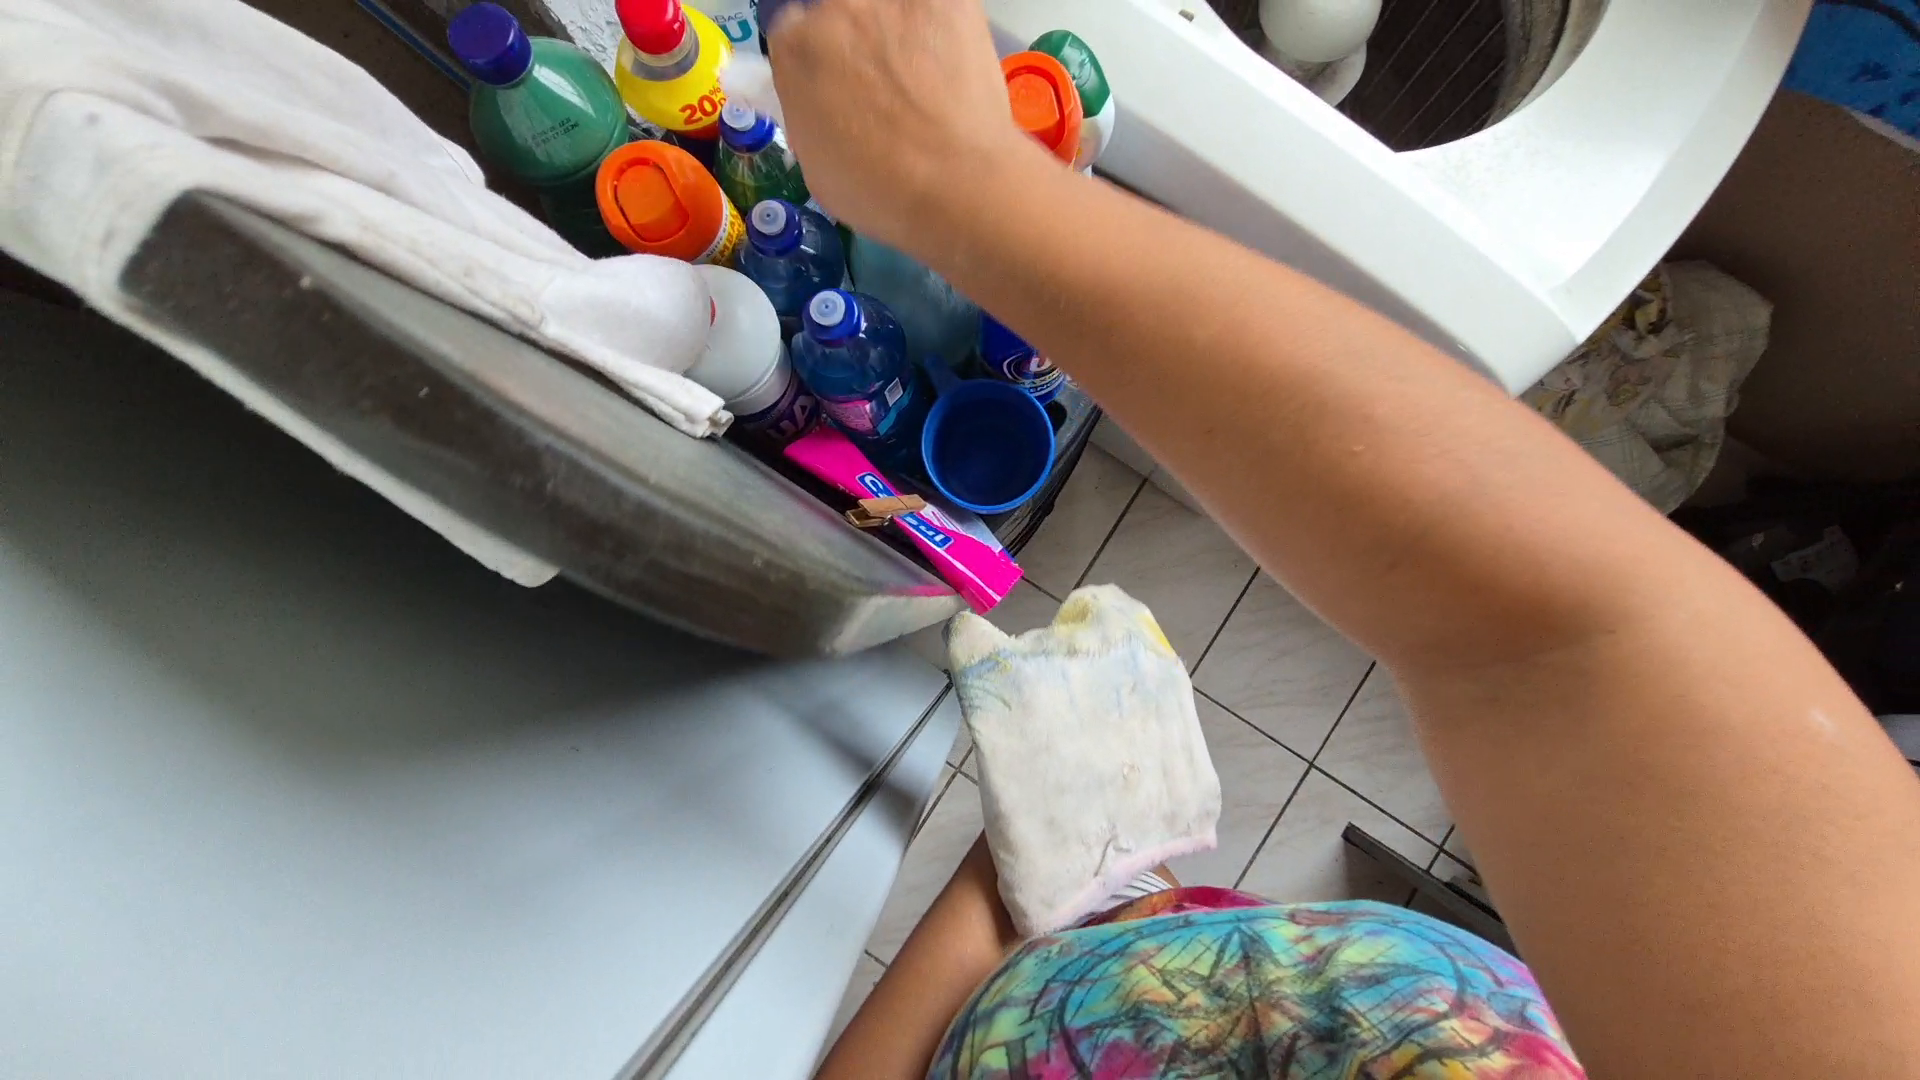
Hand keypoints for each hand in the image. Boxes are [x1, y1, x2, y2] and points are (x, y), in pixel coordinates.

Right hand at [764, 0, 1035, 253]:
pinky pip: (939, 10)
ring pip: (892, 12)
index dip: (827, 66)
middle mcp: (834, 8)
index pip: (800, 36)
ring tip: (929, 86)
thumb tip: (824, 105)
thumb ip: (811, 115)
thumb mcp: (817, 168)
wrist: (957, 190)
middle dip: (863, 50)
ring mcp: (891, 0)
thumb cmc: (882, 196)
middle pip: (844, 16)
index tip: (847, 91)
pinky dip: (946, 34)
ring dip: (903, 40)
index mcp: (795, 50)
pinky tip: (956, 73)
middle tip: (892, 94)